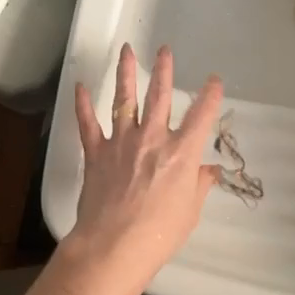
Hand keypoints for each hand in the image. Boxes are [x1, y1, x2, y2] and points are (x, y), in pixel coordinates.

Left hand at [65, 44, 222, 286]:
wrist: (113, 245)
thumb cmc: (159, 233)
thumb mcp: (190, 211)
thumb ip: (199, 185)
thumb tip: (208, 170)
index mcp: (181, 153)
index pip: (201, 116)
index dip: (210, 96)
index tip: (214, 80)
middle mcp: (153, 138)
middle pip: (160, 96)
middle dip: (164, 70)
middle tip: (164, 49)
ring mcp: (122, 142)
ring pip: (125, 100)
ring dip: (126, 73)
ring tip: (126, 51)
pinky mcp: (97, 152)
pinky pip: (88, 123)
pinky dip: (83, 104)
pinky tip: (80, 86)